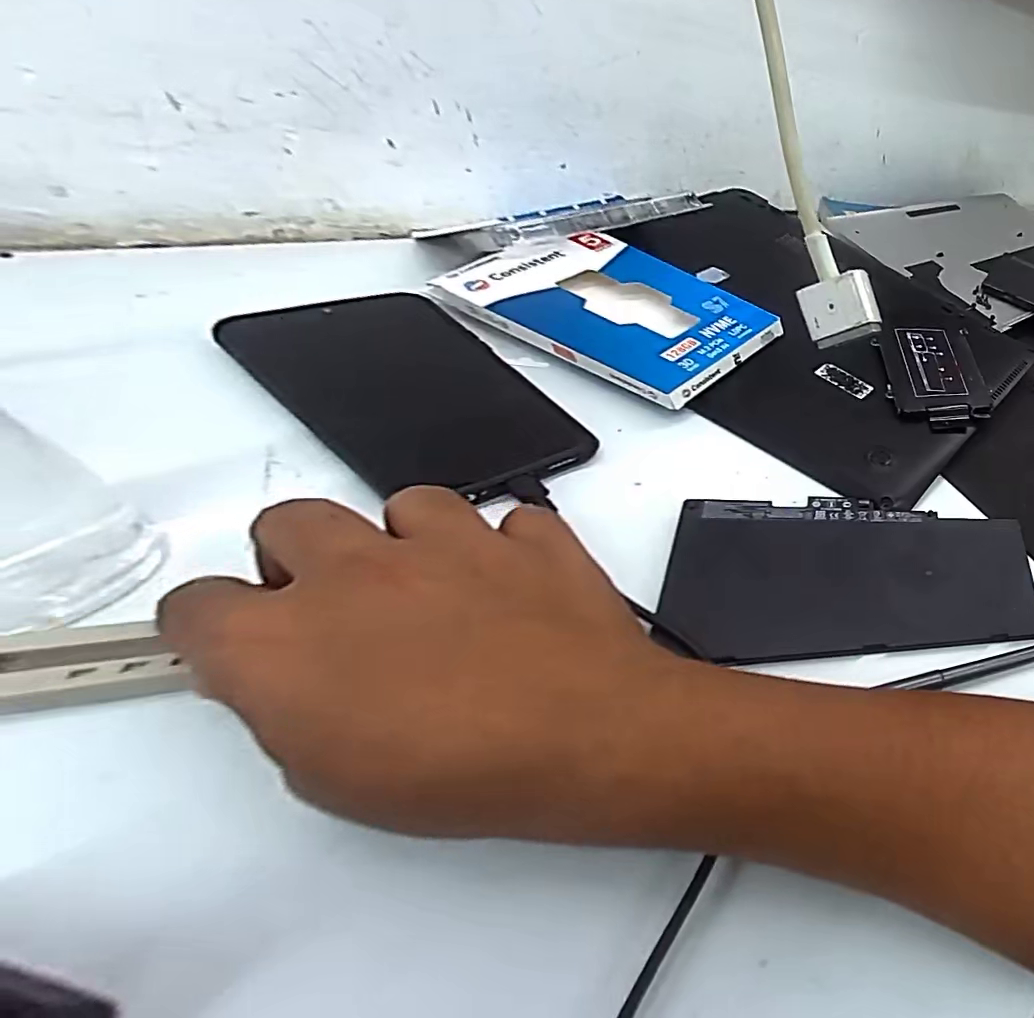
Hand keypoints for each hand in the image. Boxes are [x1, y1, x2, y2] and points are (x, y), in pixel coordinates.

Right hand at [157, 487, 668, 838]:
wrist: (590, 734)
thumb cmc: (465, 772)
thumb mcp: (331, 774)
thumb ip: (288, 703)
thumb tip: (288, 673)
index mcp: (284, 637)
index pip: (198, 602)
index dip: (223, 626)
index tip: (254, 642)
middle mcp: (366, 571)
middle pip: (295, 521)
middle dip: (307, 557)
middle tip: (348, 604)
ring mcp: (462, 544)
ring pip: (411, 502)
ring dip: (414, 538)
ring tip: (444, 585)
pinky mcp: (539, 539)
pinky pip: (515, 520)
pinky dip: (513, 545)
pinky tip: (522, 582)